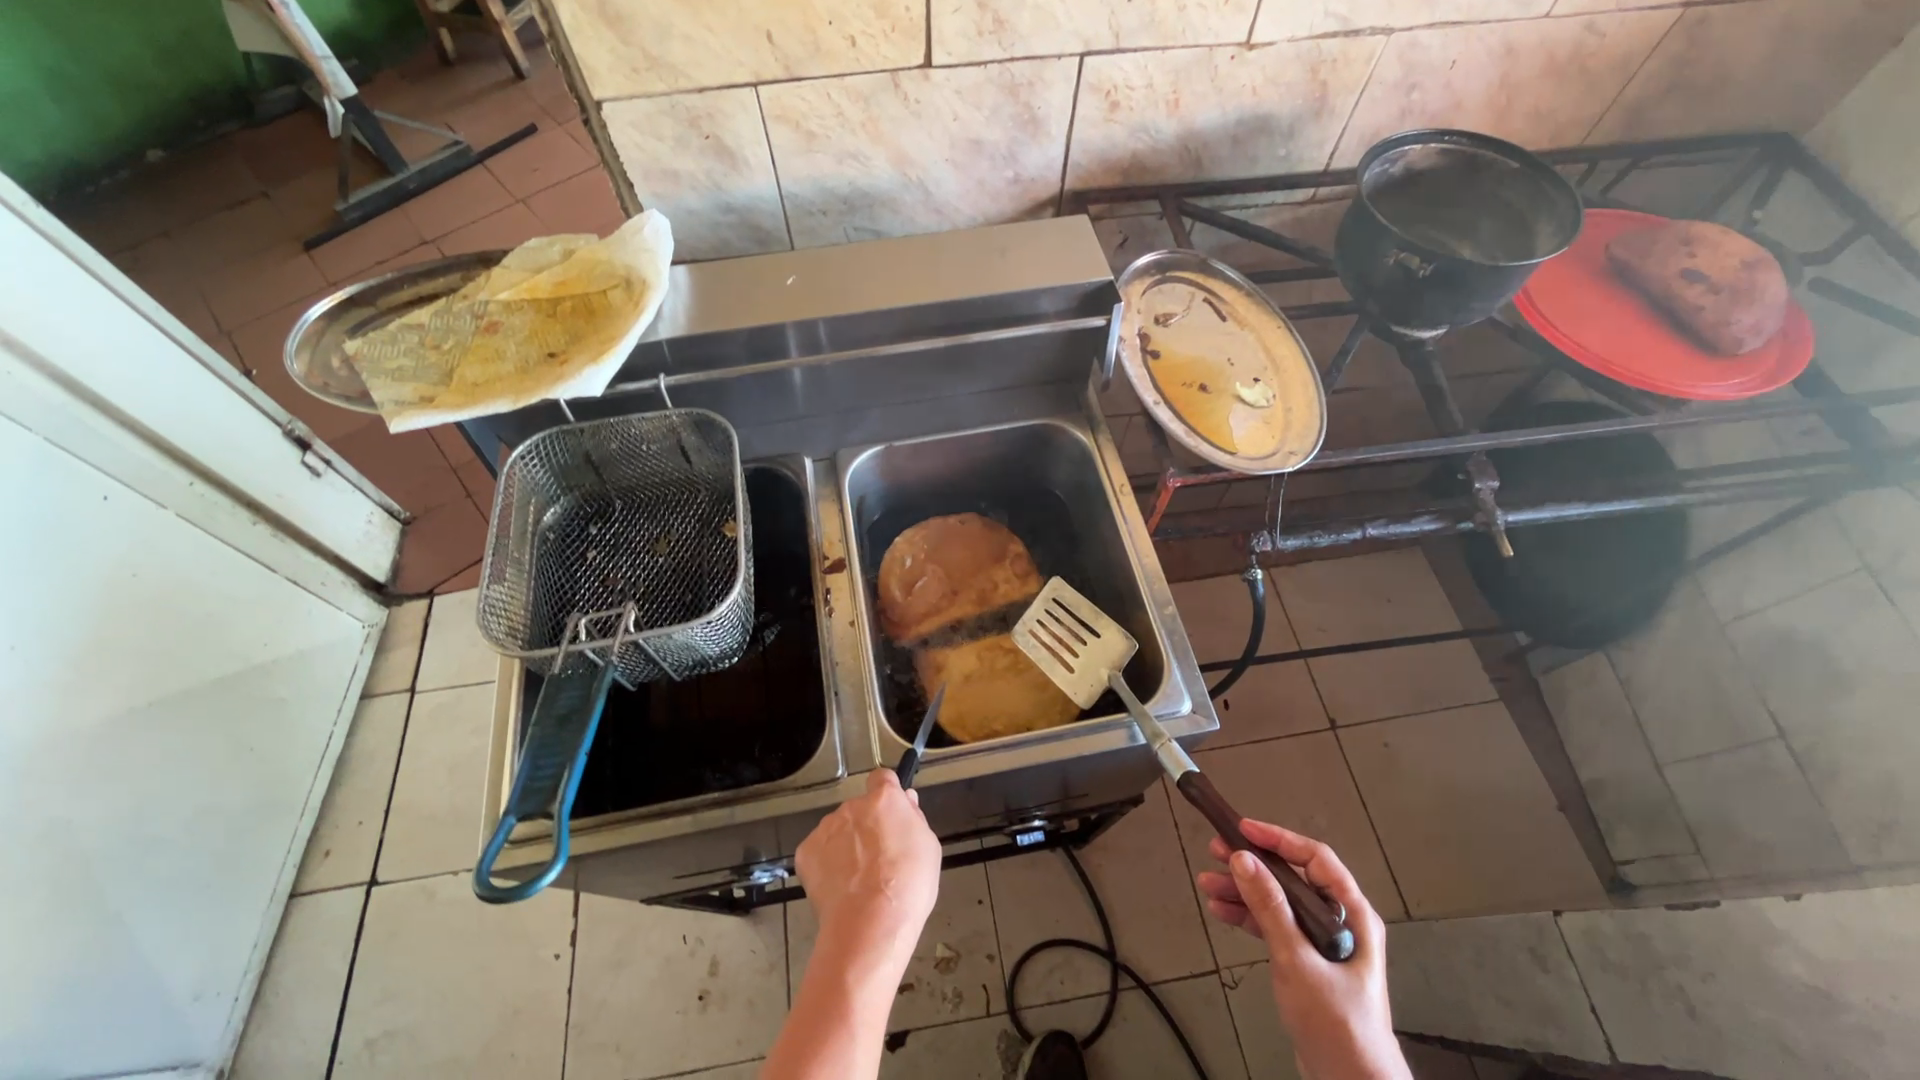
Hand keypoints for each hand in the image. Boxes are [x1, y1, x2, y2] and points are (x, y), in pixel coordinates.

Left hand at [795, 768, 941, 971]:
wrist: (870, 923)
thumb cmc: (909, 885)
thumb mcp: (929, 848)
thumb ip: (914, 819)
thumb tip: (906, 802)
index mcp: (884, 800)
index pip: (882, 778)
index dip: (887, 793)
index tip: (892, 812)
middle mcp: (851, 807)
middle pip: (859, 809)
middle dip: (867, 826)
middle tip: (878, 859)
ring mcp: (825, 829)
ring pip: (838, 830)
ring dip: (846, 844)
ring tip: (857, 880)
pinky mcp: (805, 853)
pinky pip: (819, 852)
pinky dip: (827, 864)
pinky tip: (839, 887)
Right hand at [1196, 820, 1408, 1079]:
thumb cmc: (1335, 1021)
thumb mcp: (1297, 960)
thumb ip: (1270, 909)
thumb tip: (1243, 859)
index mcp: (1352, 914)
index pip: (1316, 859)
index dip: (1279, 839)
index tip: (1243, 829)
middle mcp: (1339, 921)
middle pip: (1293, 878)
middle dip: (1253, 864)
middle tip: (1215, 850)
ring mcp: (1322, 941)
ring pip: (1279, 901)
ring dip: (1244, 891)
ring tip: (1208, 883)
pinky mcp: (1307, 960)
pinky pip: (1275, 926)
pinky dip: (1249, 917)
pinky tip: (1222, 911)